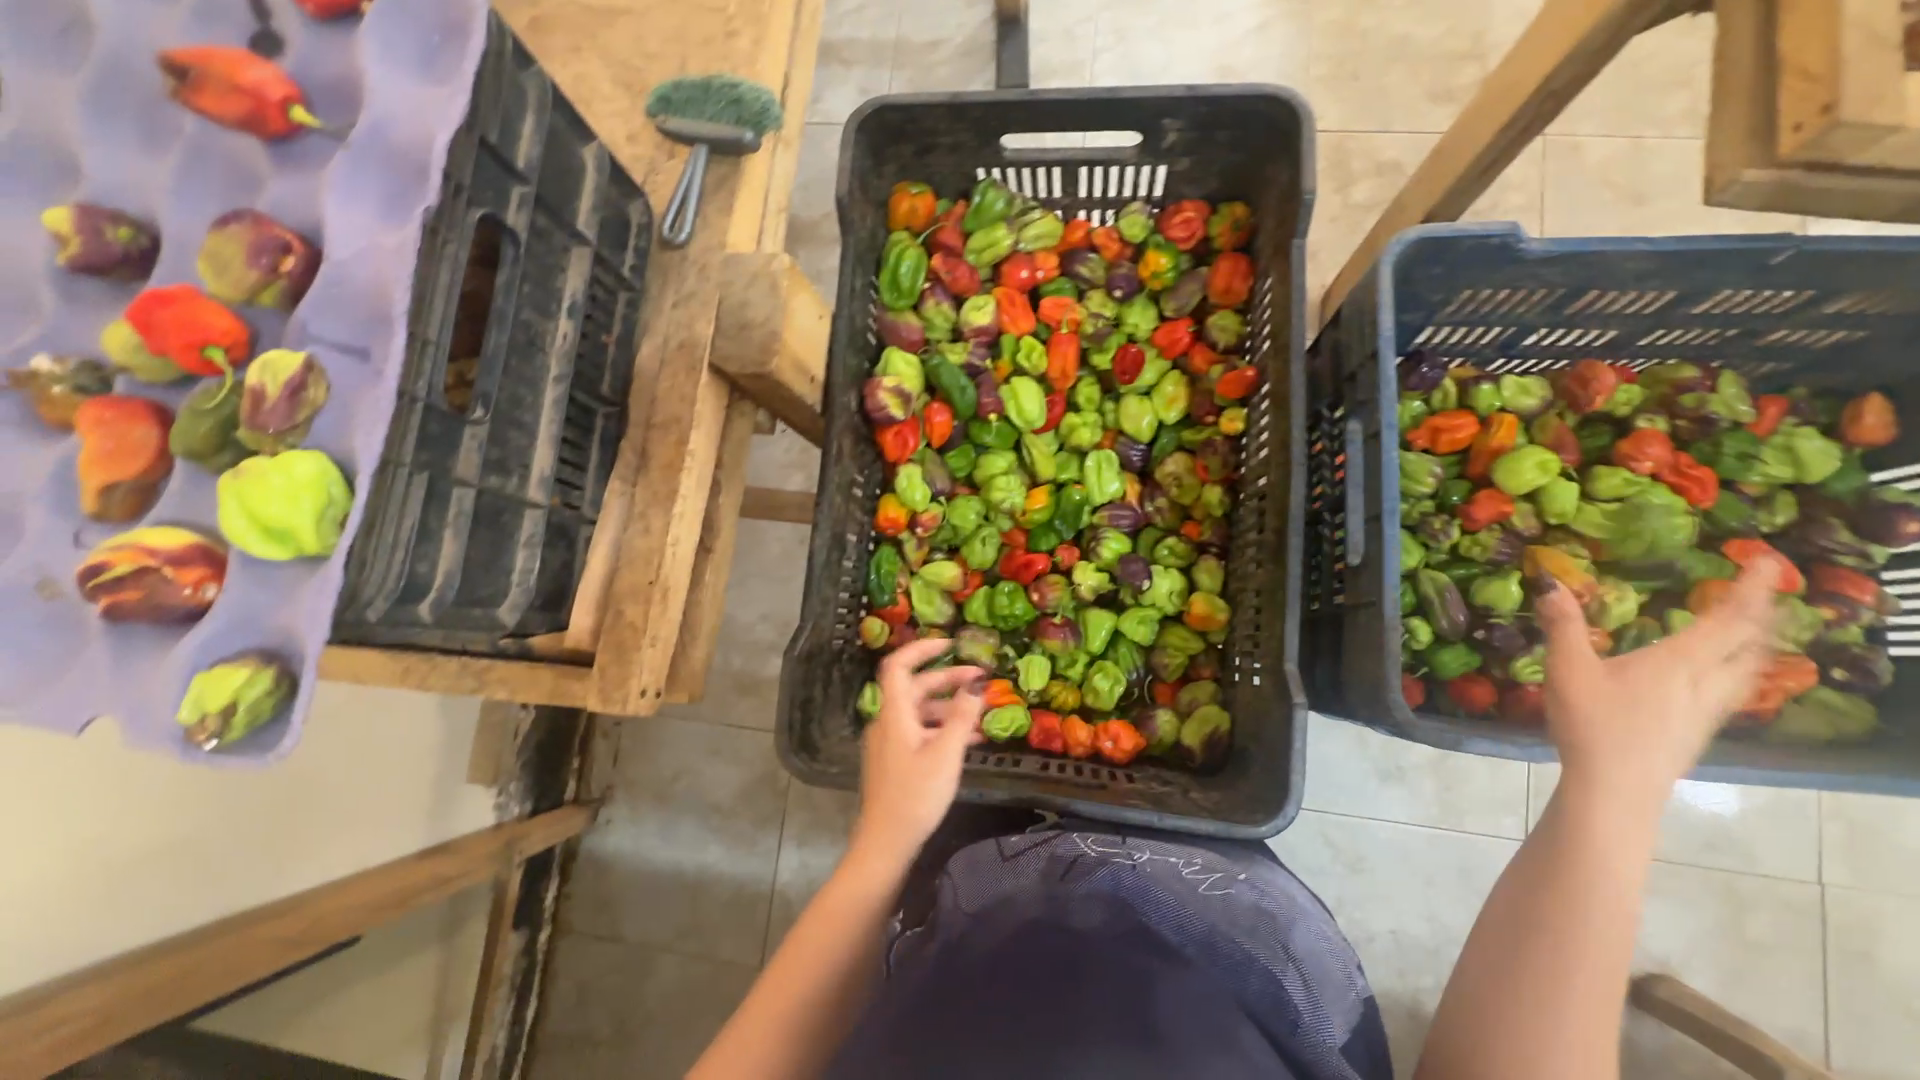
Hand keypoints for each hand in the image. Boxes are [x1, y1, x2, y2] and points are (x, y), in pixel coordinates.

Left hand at [849, 638, 985, 867]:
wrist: (887, 843)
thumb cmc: (916, 795)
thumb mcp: (946, 754)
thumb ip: (962, 716)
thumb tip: (976, 683)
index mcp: (894, 713)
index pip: (899, 666)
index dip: (922, 649)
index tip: (951, 644)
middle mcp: (887, 722)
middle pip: (915, 688)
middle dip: (948, 679)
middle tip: (982, 679)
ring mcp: (889, 742)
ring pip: (920, 712)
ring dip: (950, 708)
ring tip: (983, 716)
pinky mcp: (895, 761)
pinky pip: (920, 732)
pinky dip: (943, 729)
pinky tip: (970, 741)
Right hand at [1534, 559, 1779, 801]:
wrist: (1616, 790)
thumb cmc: (1594, 726)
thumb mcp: (1568, 670)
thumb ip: (1563, 625)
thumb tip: (1550, 582)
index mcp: (1678, 662)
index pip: (1727, 619)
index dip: (1749, 589)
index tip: (1765, 562)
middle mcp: (1704, 683)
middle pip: (1750, 646)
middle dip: (1761, 616)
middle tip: (1761, 594)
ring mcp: (1705, 712)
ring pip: (1747, 672)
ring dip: (1754, 646)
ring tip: (1750, 632)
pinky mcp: (1696, 734)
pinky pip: (1731, 692)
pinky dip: (1736, 672)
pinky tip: (1715, 680)